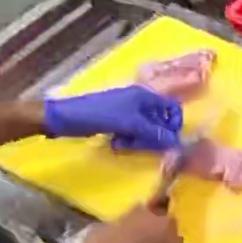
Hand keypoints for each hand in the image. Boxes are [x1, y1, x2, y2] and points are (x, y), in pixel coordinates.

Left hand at [43, 85, 183, 151]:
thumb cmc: (99, 115)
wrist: (64, 118)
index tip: (168, 138)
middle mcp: (139, 101)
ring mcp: (128, 111)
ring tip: (125, 144)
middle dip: (154, 135)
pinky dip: (129, 140)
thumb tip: (177, 143)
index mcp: (144, 96)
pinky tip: (117, 143)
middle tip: (144, 145)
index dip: (174, 124)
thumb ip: (156, 133)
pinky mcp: (118, 121)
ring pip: (147, 129)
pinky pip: (134, 133)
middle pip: (160, 121)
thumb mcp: (131, 125)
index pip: (172, 108)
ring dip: (140, 140)